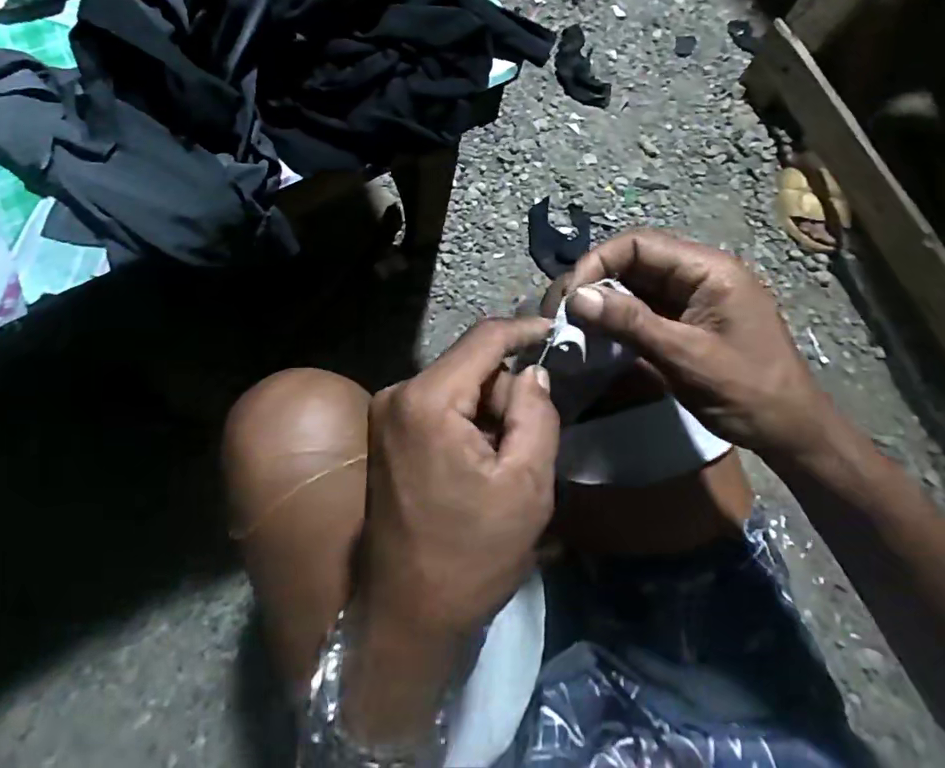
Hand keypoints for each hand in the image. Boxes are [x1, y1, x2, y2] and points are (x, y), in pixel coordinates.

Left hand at [360, 317, 557, 640]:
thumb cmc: (472, 554)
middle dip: (507, 390)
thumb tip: (534, 373)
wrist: (406, 614)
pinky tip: (481, 465)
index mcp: (428, 400)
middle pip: (471, 363)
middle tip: (531, 437)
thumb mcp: (526, 485)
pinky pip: (439, 405)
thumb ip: (536, 415)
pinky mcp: (386, 433)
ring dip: (489, 410)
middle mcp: (398, 394)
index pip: (485, 338)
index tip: (559, 333)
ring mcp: (386, 413)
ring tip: (505, 462)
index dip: (526, 330)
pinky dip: (468, 422)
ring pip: (457, 385)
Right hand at [562, 230, 850, 461]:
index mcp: (709, 269)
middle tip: (561, 311)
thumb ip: (632, 323)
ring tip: (571, 323)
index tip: (570, 295)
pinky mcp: (687, 319)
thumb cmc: (748, 392)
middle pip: (635, 260)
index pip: (641, 244)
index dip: (598, 261)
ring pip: (635, 284)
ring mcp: (694, 296)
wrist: (791, 430)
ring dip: (602, 300)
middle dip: (595, 281)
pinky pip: (644, 307)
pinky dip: (618, 318)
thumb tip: (577, 297)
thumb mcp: (686, 357)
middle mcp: (699, 273)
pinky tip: (596, 334)